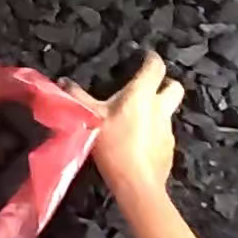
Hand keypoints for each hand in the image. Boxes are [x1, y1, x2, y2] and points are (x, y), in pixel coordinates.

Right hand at [70, 50, 184, 200]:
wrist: (137, 183)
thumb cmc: (113, 143)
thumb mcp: (88, 116)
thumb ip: (76, 96)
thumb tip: (63, 81)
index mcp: (142, 95)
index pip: (155, 68)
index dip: (151, 58)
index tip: (144, 54)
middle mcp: (160, 108)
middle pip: (175, 87)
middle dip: (165, 82)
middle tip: (147, 84)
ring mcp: (168, 129)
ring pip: (168, 109)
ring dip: (156, 107)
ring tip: (135, 113)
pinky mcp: (169, 147)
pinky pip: (163, 130)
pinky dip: (153, 128)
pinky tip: (137, 138)